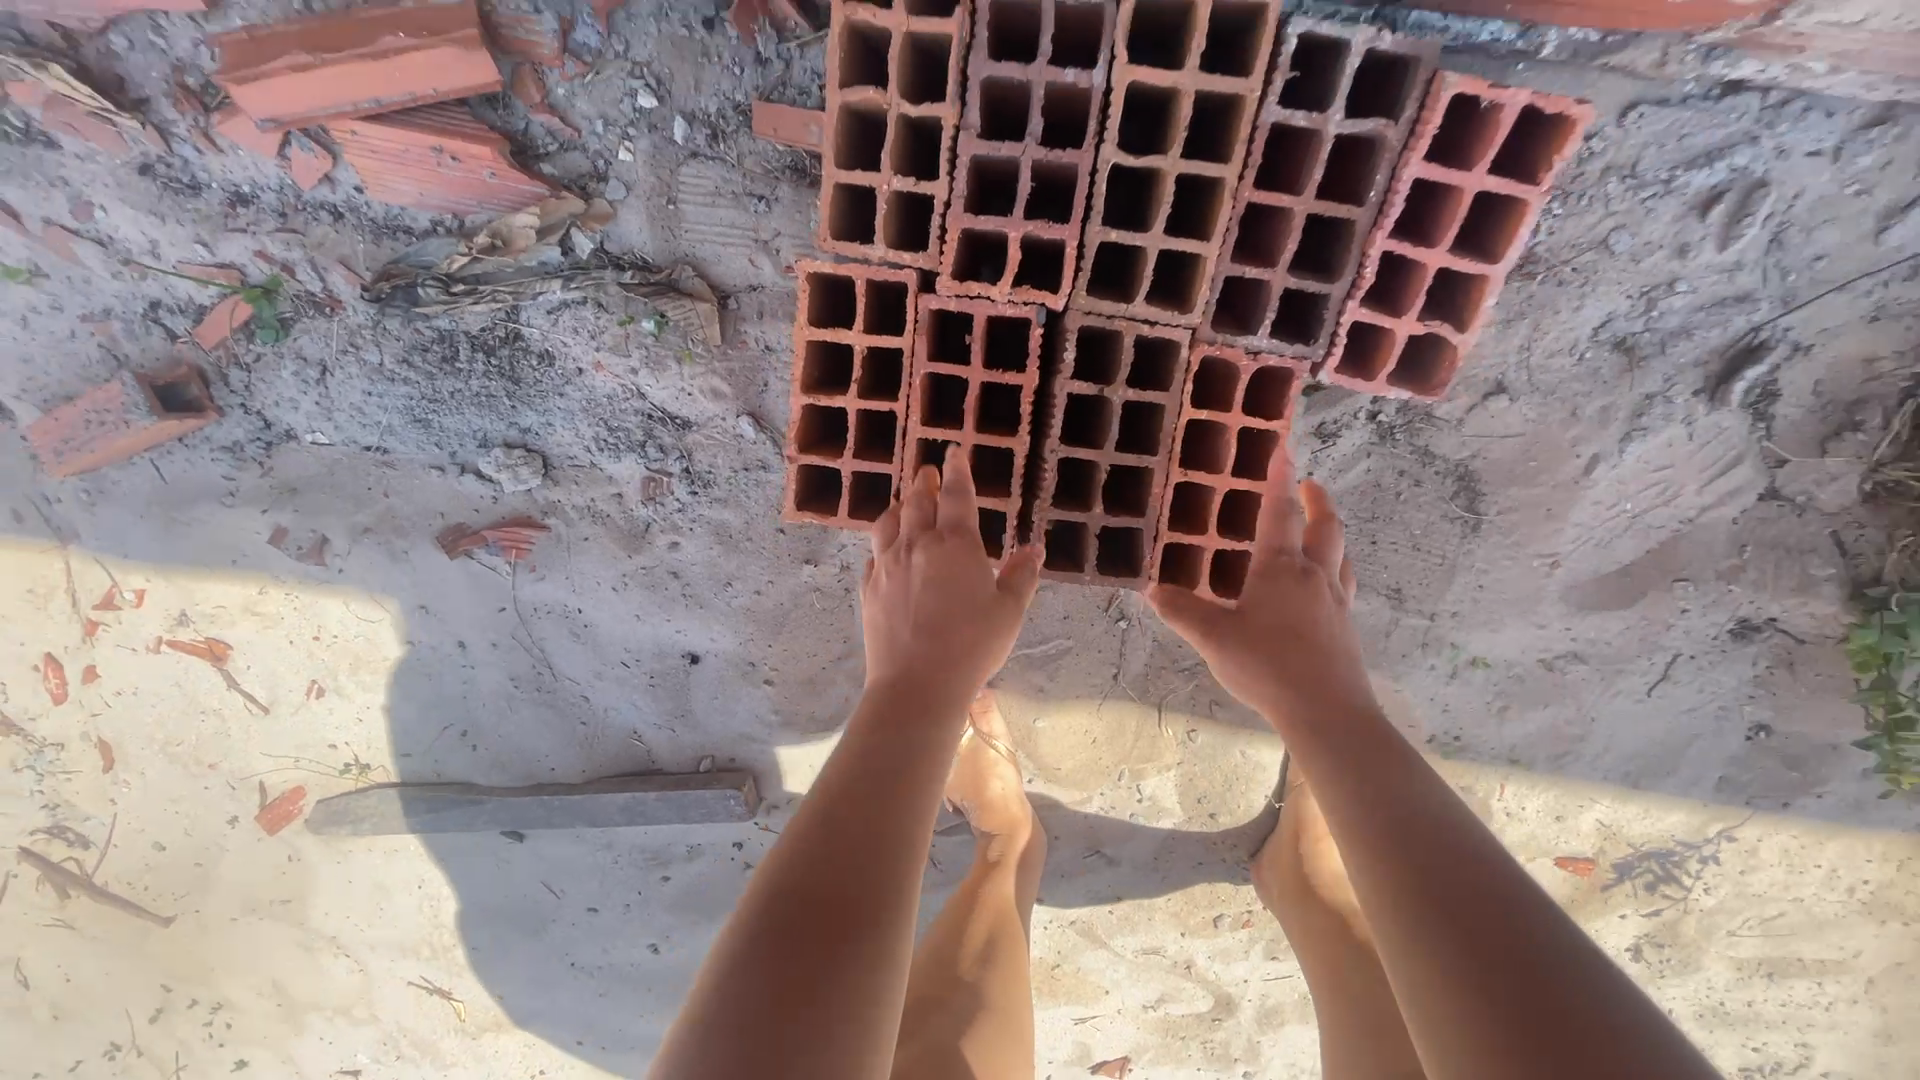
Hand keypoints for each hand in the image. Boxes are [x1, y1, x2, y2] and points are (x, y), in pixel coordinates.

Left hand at [861, 460, 1041, 697]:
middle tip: (929, 471)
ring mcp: (887, 565)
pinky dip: (882, 541)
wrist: (917, 683)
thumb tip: (1034, 548)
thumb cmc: (972, 647)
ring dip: (900, 505)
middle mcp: (917, 545)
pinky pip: (873, 553)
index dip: (957, 470)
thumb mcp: (1009, 612)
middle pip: (918, 501)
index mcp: (956, 545)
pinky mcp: (869, 588)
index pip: (957, 495)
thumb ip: (1021, 576)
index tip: (954, 452)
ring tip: (906, 501)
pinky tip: (886, 548)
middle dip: (925, 481)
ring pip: (889, 521)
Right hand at [1146, 450, 1378, 732]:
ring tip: (1322, 528)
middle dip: (1316, 500)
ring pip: (1342, 553)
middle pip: (1325, 526)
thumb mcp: (1213, 639)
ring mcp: (1336, 602)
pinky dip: (1338, 568)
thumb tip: (1152, 589)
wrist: (1327, 710)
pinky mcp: (1347, 627)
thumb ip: (1183, 612)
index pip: (1279, 513)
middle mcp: (1314, 576)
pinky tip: (1328, 584)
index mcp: (1280, 569)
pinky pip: (1345, 583)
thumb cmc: (1267, 666)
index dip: (1278, 479)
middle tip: (1308, 484)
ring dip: (1332, 531)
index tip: (1283, 448)